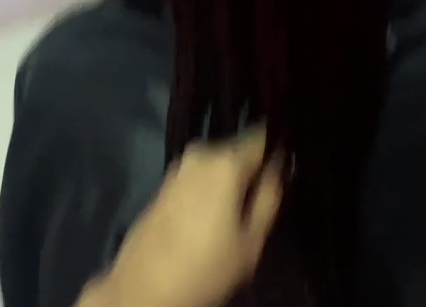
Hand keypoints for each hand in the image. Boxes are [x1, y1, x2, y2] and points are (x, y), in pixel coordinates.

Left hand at [83, 129, 284, 306]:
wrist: (142, 288)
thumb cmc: (205, 267)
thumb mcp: (250, 241)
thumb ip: (269, 197)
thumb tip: (280, 165)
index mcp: (226, 161)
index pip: (262, 136)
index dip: (275, 149)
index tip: (283, 167)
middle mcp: (201, 152)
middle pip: (238, 152)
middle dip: (249, 171)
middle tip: (256, 204)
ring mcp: (179, 166)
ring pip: (217, 165)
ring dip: (228, 182)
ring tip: (233, 215)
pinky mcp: (164, 182)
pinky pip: (198, 177)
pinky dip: (207, 190)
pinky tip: (208, 219)